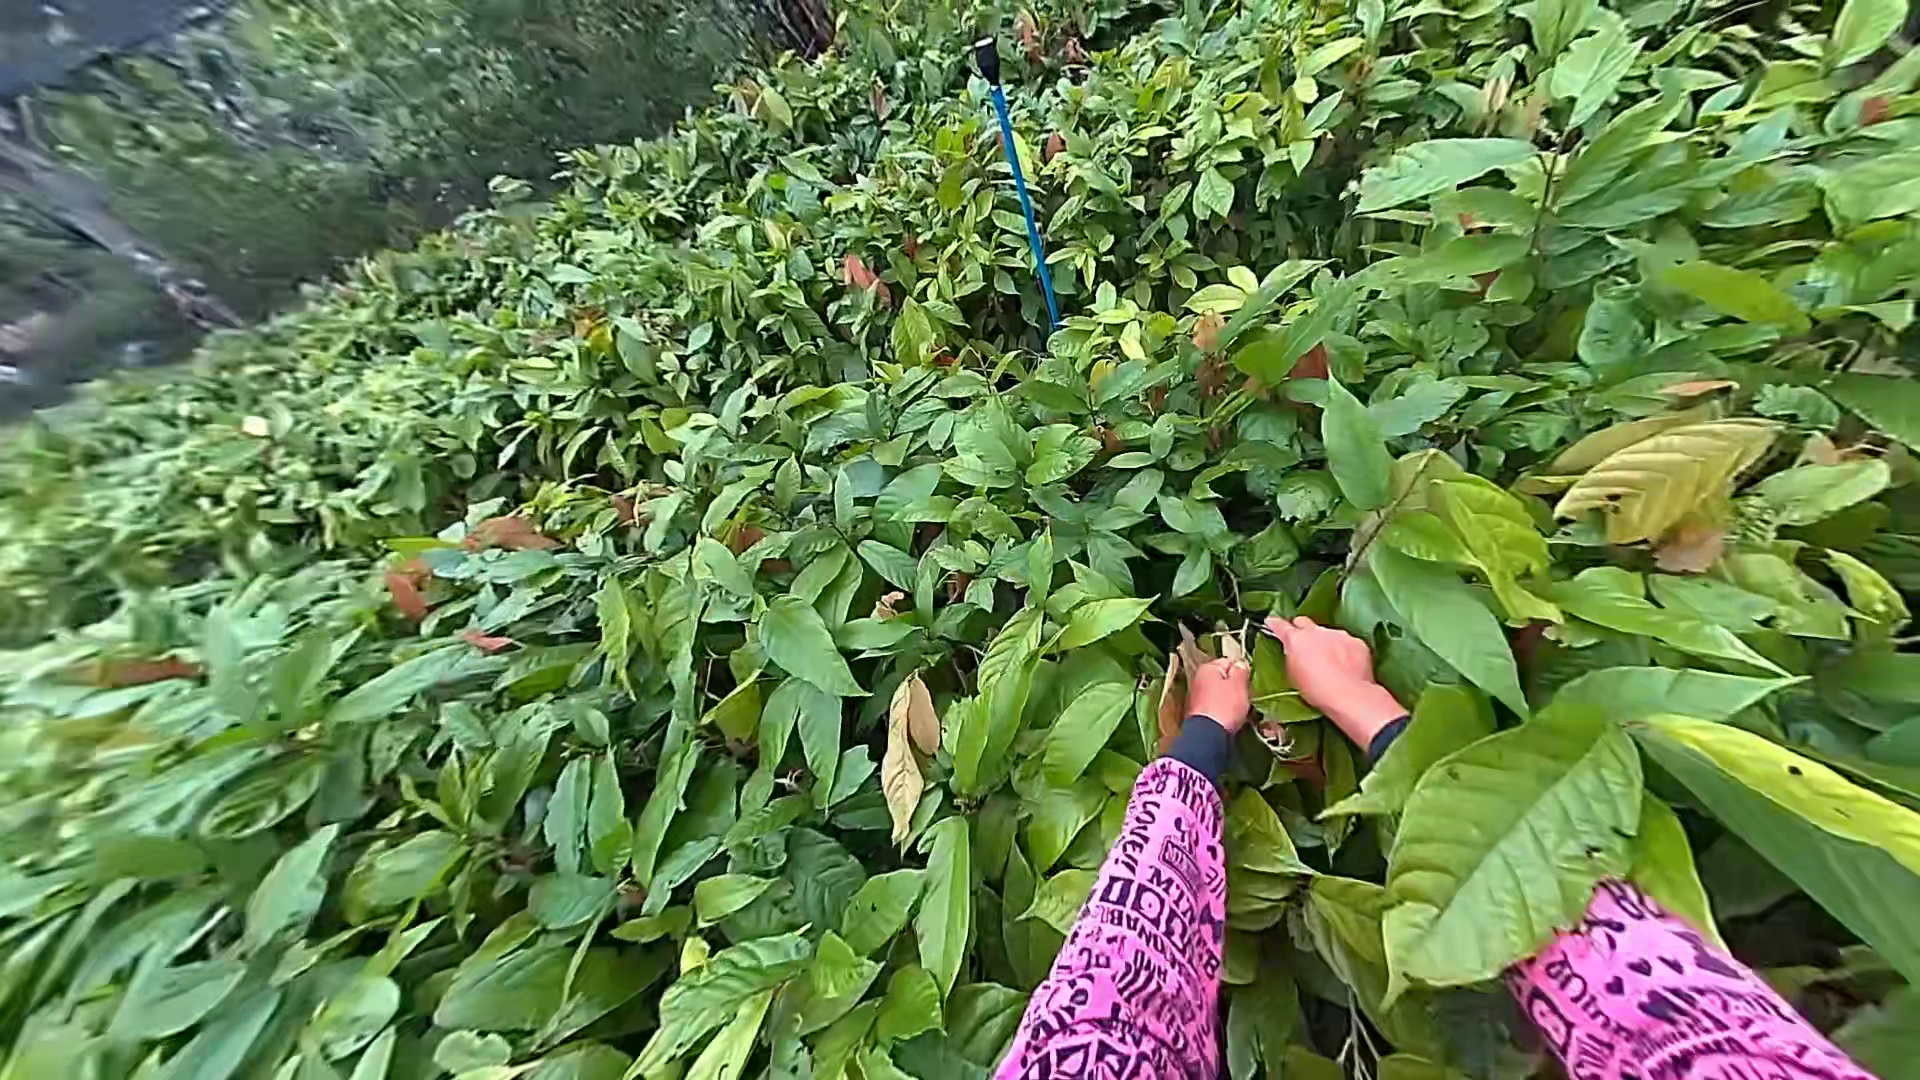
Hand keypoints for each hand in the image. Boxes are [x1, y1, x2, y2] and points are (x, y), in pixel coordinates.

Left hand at [1186, 656, 1252, 733]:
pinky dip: (1223, 709)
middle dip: (1235, 686)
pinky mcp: (1198, 710)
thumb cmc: (1224, 706)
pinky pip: (1216, 705)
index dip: (1240, 672)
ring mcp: (1197, 695)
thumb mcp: (1238, 684)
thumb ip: (1240, 671)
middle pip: (1224, 678)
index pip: (1228, 662)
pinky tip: (1229, 717)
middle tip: (1243, 697)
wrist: (1208, 733)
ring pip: (1220, 692)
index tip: (1246, 683)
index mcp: (1207, 668)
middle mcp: (1198, 678)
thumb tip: (1240, 663)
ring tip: (1237, 709)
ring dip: (1230, 699)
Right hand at [1263, 616, 1406, 748]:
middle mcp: (1316, 631)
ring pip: (1327, 633)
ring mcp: (1338, 635)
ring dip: (1325, 641)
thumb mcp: (1292, 674)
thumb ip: (1290, 656)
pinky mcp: (1357, 642)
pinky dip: (1344, 650)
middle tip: (1302, 643)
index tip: (1272, 624)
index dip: (1275, 624)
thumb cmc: (1315, 689)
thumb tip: (1291, 651)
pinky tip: (1346, 664)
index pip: (1279, 624)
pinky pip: (1347, 642)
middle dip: (1301, 629)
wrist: (1350, 696)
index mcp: (1295, 639)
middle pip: (1303, 621)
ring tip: (1330, 659)